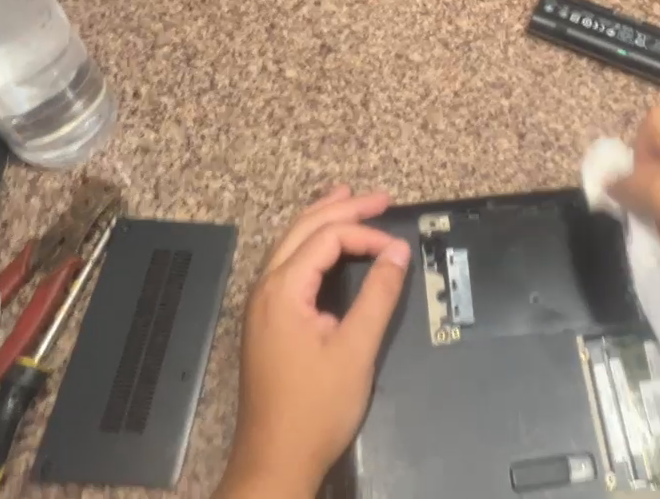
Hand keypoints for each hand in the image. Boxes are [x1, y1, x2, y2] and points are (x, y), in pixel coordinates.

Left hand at [217, 186, 410, 498]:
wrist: (274, 462)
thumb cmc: (316, 408)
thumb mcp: (356, 350)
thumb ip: (379, 295)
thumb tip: (398, 251)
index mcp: (282, 289)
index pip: (327, 239)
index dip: (366, 236)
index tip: (398, 249)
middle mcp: (265, 288)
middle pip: (303, 229)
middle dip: (342, 208)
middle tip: (380, 197)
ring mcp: (261, 304)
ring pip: (290, 243)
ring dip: (321, 218)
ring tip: (347, 199)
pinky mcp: (265, 320)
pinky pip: (287, 263)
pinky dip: (310, 242)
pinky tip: (323, 244)